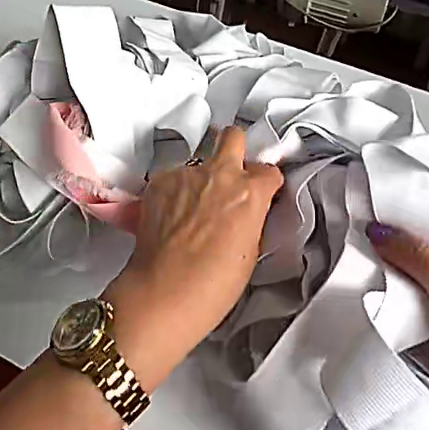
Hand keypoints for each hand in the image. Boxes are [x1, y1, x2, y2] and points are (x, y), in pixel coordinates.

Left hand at [109, 126, 282, 385]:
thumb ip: (253, 218)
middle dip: (235, 148)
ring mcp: (187, 175)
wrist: (165, 292)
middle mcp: (220, 174)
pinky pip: (173, 177)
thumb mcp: (251, 250)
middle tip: (232, 169)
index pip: (269, 171)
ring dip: (201, 177)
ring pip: (198, 161)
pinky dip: (175, 190)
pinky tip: (174, 216)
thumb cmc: (211, 283)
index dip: (266, 183)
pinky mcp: (159, 182)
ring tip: (194, 207)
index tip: (261, 190)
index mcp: (251, 192)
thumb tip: (248, 212)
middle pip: (233, 137)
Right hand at [367, 208, 428, 429]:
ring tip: (363, 267)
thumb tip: (386, 232)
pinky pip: (415, 311)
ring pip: (419, 281)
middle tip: (362, 238)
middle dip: (397, 246)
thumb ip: (420, 259)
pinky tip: (378, 300)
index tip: (375, 209)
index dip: (410, 212)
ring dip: (394, 278)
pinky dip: (397, 306)